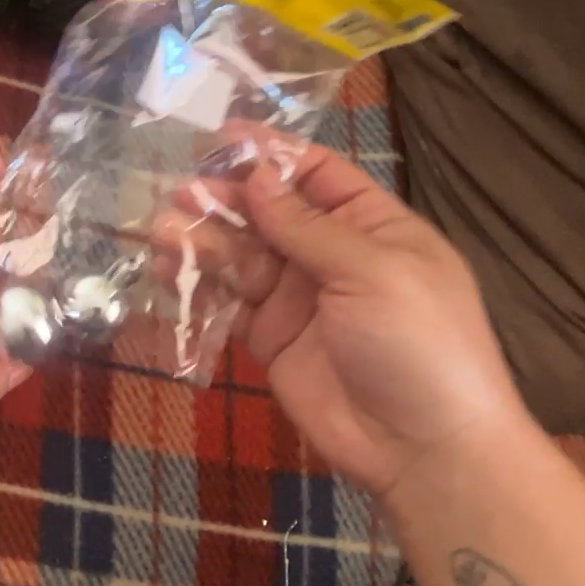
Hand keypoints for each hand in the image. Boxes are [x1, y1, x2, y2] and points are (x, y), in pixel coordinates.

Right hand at [166, 139, 530, 501]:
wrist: (421, 447)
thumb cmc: (417, 343)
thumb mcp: (372, 272)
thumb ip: (307, 226)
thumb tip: (257, 175)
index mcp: (370, 226)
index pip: (315, 174)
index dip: (270, 154)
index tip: (220, 138)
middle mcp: (329, 254)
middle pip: (267, 212)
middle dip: (224, 199)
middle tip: (179, 194)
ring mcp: (296, 296)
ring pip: (240, 254)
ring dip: (203, 240)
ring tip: (163, 232)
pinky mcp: (268, 335)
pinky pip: (228, 300)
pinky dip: (198, 284)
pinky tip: (170, 272)